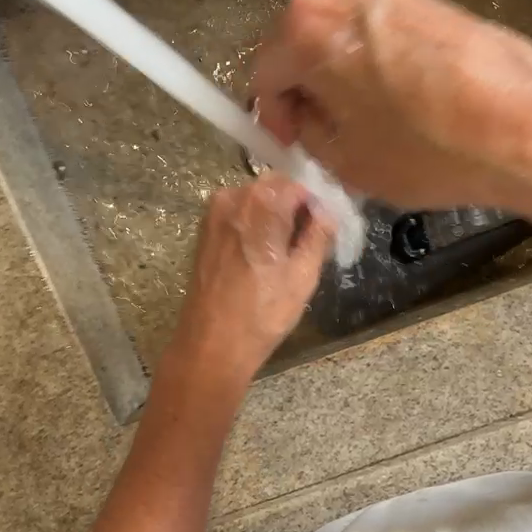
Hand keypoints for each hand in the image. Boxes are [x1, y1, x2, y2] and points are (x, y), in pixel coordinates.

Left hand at [166, 173, 335, 382]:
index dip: (317, 206)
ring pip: (255, 202)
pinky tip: (262, 258)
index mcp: (262, 203)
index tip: (326, 230)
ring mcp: (214, 213)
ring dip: (274, 219)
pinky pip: (238, 217)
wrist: (211, 344)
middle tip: (309, 244)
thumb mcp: (303, 277)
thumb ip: (318, 237)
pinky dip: (254, 228)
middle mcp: (234, 197)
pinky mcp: (204, 232)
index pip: (300, 186)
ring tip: (285, 255)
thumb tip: (326, 214)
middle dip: (294, 210)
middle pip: (274, 190)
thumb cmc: (262, 314)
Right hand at [251, 0, 531, 214]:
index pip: (264, 74)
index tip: (290, 145)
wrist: (521, 125)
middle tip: (329, 144)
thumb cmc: (431, 149)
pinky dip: (375, 73)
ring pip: (340, 42)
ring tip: (371, 135)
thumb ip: (308, 137)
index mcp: (306, 29)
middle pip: (300, 48)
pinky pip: (377, 37)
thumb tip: (305, 124)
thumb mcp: (347, 164)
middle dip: (308, 96)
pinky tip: (399, 114)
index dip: (273, 118)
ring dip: (342, 85)